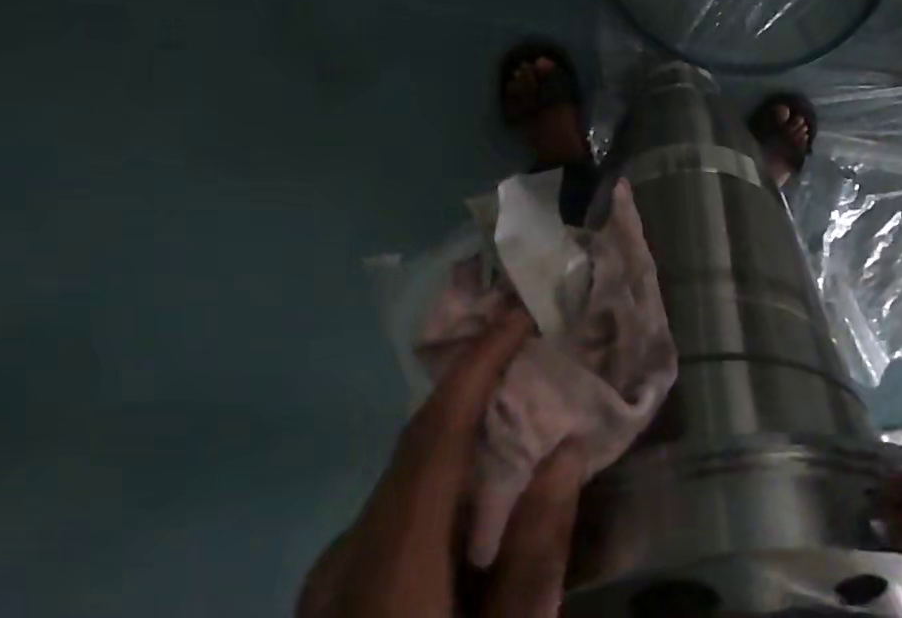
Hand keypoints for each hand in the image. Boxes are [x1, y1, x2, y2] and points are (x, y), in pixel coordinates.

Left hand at [298, 306, 582, 617]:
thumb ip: (537, 547)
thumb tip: (568, 449)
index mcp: (392, 558)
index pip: (437, 431)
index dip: (479, 363)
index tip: (519, 312)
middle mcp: (350, 550)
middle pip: (416, 443)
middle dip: (472, 380)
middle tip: (528, 340)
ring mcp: (333, 573)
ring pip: (404, 472)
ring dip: (458, 423)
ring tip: (515, 390)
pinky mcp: (336, 591)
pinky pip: (395, 505)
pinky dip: (440, 469)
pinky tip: (476, 477)